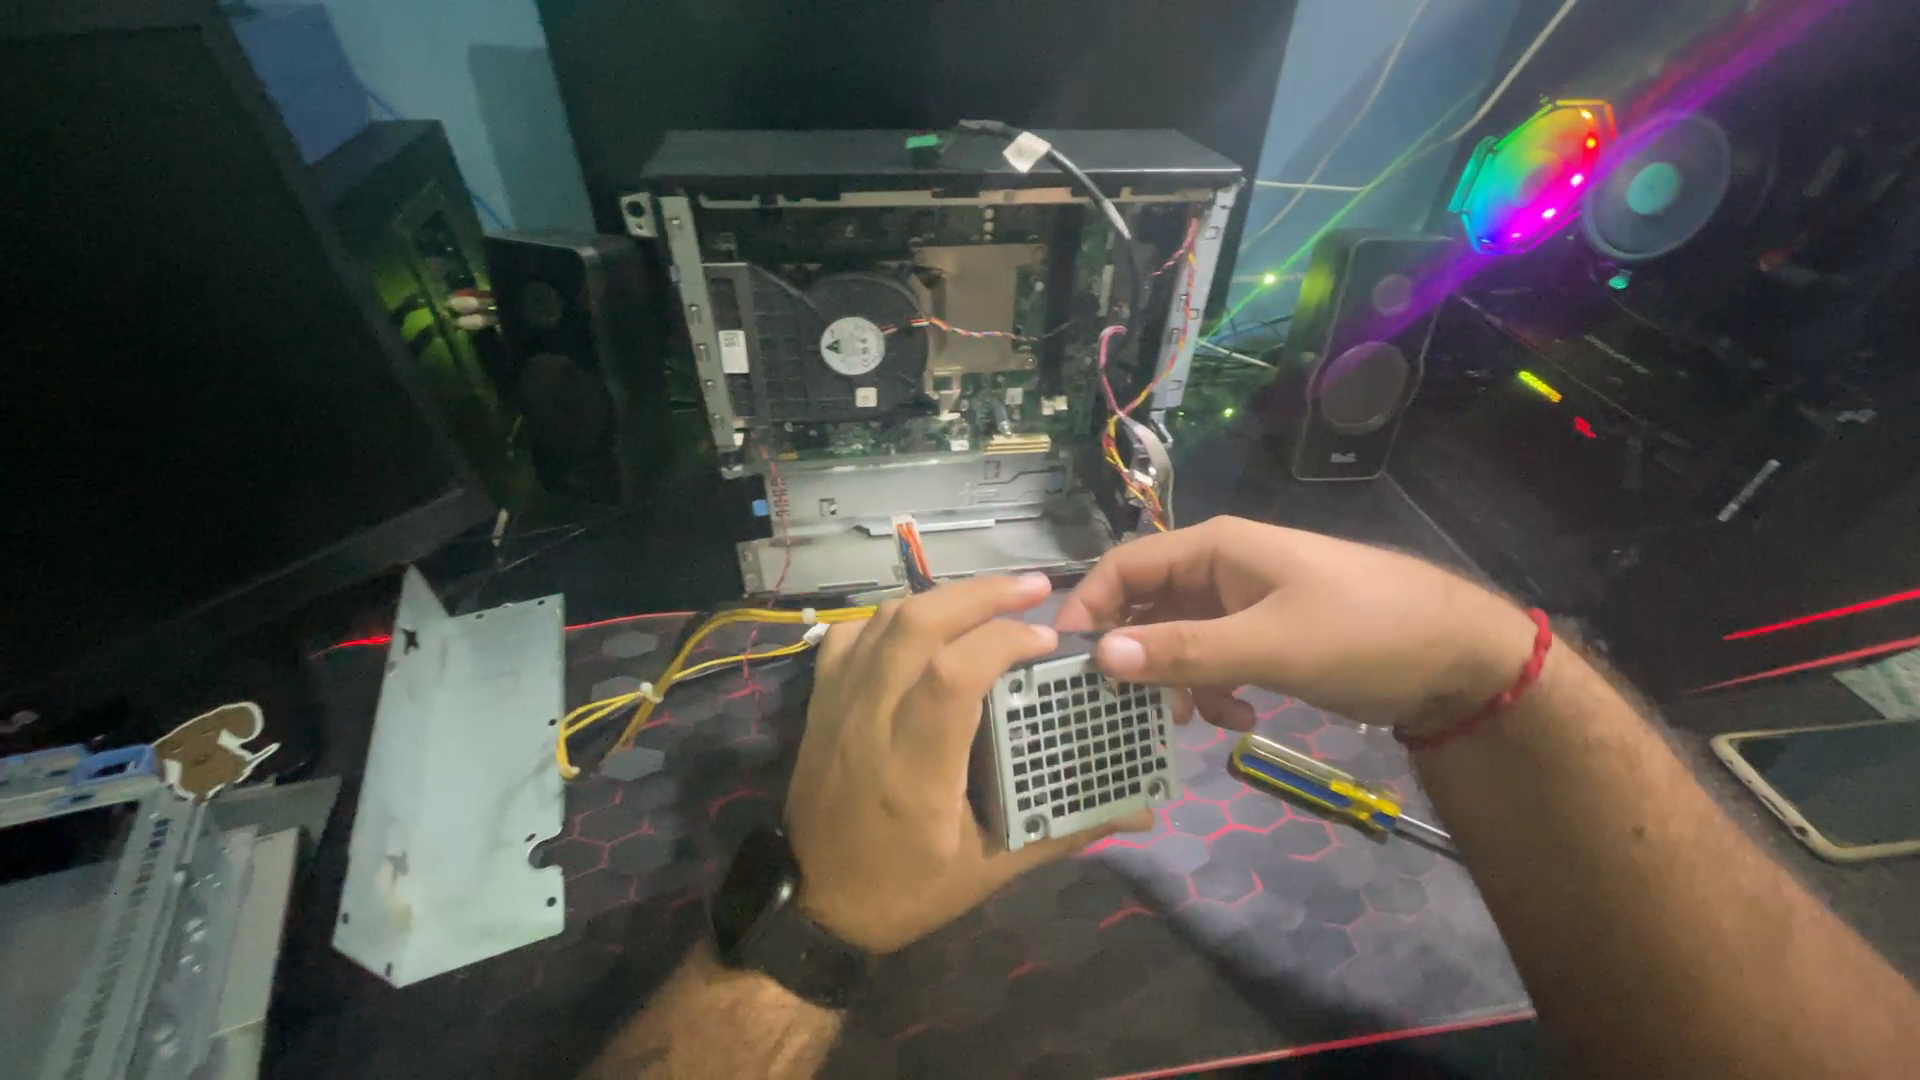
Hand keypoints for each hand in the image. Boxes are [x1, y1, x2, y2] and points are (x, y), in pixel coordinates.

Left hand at [786, 575, 1151, 953]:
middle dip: (980, 595)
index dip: (1003, 641)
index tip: (1047, 639)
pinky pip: (851, 635)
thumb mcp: (988, 870)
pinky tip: (923, 624)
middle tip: (1034, 587)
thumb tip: (1139, 811)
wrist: (813, 903)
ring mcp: (838, 705)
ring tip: (991, 597)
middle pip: (917, 627)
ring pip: (885, 621)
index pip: (954, 675)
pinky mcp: (820, 700)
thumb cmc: (905, 888)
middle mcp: (870, 722)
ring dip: (944, 598)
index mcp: (915, 770)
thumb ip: (1063, 831)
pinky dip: (892, 617)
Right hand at [1053, 517, 1537, 730]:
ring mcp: (1241, 605)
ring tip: (1189, 719)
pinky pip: (1212, 660)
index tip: (1068, 662)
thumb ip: (1185, 651)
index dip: (1090, 608)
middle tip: (1119, 705)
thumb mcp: (1271, 644)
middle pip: (1146, 606)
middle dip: (1133, 654)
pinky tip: (1238, 718)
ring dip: (1175, 680)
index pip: (1125, 567)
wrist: (1463, 659)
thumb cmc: (1364, 632)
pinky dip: (1213, 690)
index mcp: (1214, 549)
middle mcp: (1218, 571)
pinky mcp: (1263, 637)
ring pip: (1177, 640)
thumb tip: (1101, 656)